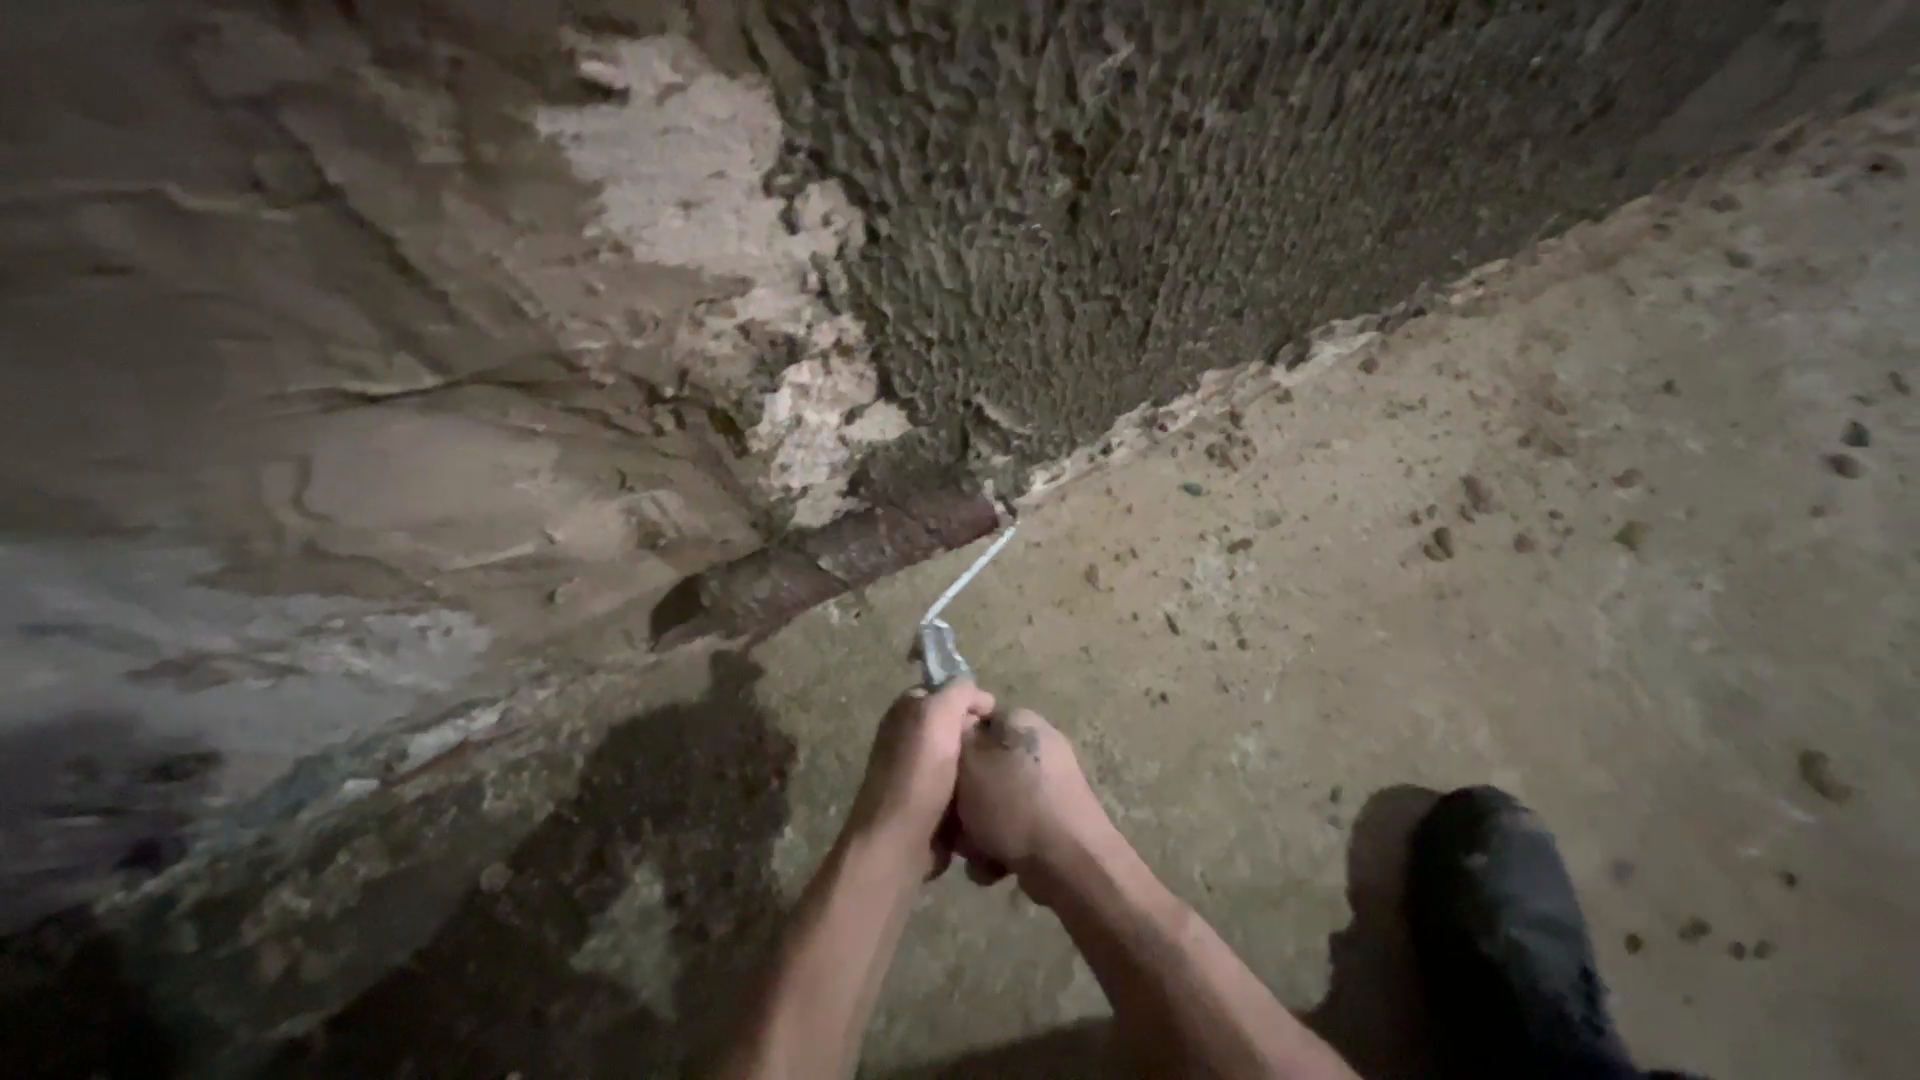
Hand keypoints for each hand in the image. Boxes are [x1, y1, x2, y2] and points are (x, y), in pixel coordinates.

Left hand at [846, 680, 995, 877]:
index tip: (993, 717)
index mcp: (905, 713)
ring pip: (962, 759)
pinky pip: (962, 790)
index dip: (970, 700)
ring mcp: (918, 774)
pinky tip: (991, 797)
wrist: (900, 840)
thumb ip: (959, 692)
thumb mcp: (937, 715)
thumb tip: (982, 699)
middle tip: (1001, 748)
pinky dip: (975, 793)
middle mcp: (909, 739)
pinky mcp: (930, 804)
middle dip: (978, 735)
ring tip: (1003, 772)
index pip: (944, 692)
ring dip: (980, 766)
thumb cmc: (917, 774)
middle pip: (956, 727)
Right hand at [954, 707, 1111, 900]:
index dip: (950, 749)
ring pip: (992, 803)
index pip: (971, 722)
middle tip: (954, 824)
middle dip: (962, 802)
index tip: (936, 778)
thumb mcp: (970, 762)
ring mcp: (1048, 786)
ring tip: (975, 853)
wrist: (1070, 862)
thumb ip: (956, 737)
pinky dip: (999, 846)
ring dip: (976, 832)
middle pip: (980, 769)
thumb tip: (956, 725)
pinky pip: (1012, 826)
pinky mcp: (1054, 821)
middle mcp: (1037, 747)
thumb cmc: (1013, 805)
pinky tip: (993, 868)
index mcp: (1021, 721)